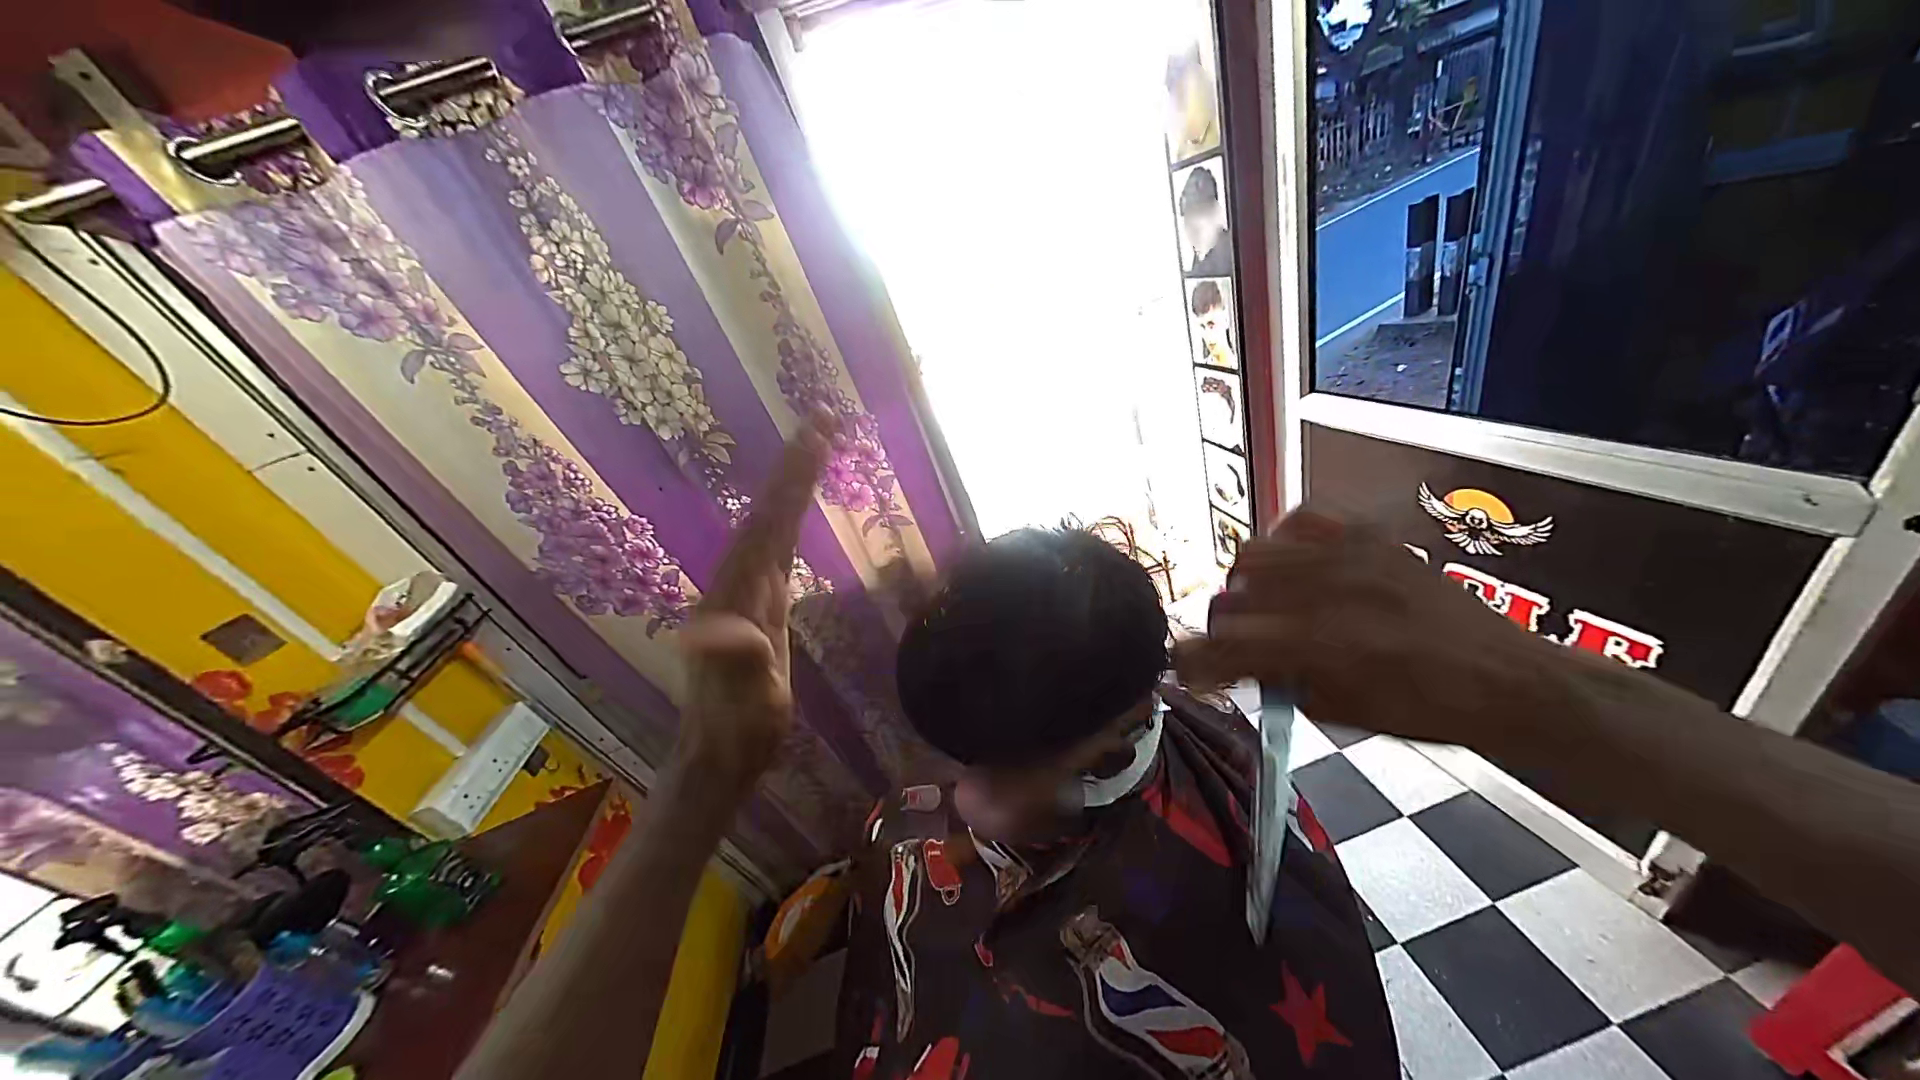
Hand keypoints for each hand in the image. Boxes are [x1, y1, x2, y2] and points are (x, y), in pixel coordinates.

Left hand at [672, 416, 833, 799]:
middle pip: (766, 512)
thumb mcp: (740, 700)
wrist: (720, 753)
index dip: (791, 480)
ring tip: (817, 446)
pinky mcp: (758, 604)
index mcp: (735, 593)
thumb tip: (720, 626)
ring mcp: (745, 592)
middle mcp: (735, 582)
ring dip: (791, 483)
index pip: (767, 524)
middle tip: (822, 419)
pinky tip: (798, 508)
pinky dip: (790, 515)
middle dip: (793, 465)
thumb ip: (733, 663)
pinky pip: (776, 546)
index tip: (816, 435)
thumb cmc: (737, 728)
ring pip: (769, 524)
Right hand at [1174, 505, 1573, 753]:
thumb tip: (1230, 663)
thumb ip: (1277, 681)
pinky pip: (1302, 519)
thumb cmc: (1430, 709)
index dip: (1195, 658)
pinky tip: (1292, 566)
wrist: (1508, 681)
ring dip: (1245, 586)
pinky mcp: (1371, 538)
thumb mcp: (1341, 711)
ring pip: (1254, 554)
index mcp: (1325, 645)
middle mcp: (1332, 592)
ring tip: (1262, 607)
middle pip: (1231, 595)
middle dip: (1219, 627)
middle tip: (1231, 644)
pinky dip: (1284, 539)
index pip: (1227, 643)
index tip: (1187, 667)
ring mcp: (1352, 556)